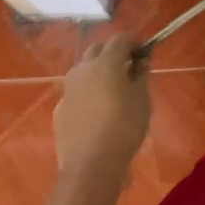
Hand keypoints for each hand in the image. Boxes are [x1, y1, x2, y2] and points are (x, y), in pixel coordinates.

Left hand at [53, 35, 149, 182]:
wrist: (90, 166)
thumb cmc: (123, 128)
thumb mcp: (142, 100)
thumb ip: (141, 75)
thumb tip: (140, 61)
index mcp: (106, 62)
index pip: (120, 38)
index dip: (134, 41)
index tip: (144, 52)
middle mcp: (83, 69)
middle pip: (98, 49)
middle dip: (113, 52)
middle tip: (128, 66)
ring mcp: (68, 89)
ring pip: (83, 69)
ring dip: (98, 70)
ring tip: (112, 88)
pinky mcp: (60, 109)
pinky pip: (76, 91)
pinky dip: (87, 91)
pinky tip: (96, 109)